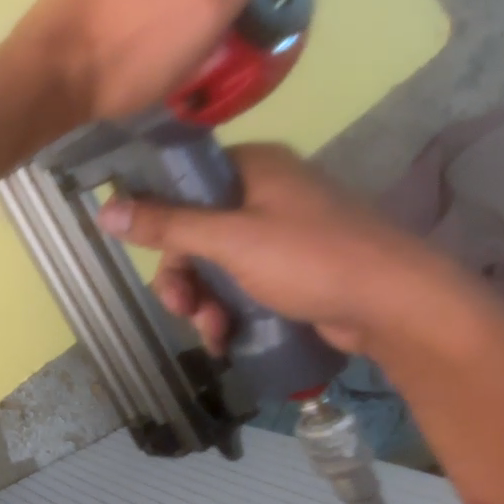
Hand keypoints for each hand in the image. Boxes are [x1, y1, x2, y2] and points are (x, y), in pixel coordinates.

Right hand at [96, 144, 466, 356]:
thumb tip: (103, 210)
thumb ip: (165, 225)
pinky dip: (227, 308)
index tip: (140, 250)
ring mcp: (281, 232)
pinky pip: (241, 282)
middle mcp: (266, 192)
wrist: (399, 307)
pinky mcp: (293, 268)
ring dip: (202, 299)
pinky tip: (225, 336)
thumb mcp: (229, 241)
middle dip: (182, 275)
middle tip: (179, 306)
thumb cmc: (312, 259)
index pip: (184, 178)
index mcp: (255, 167)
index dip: (155, 214)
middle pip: (194, 229)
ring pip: (214, 262)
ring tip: (210, 330)